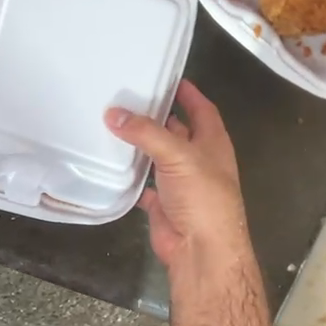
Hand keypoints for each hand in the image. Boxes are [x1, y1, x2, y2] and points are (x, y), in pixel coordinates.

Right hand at [106, 81, 253, 274]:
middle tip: (129, 100)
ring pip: (158, 158)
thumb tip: (113, 113)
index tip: (167, 77)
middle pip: (177, 131)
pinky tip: (113, 167)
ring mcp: (180, 183)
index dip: (188, 93)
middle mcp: (198, 160)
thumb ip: (146, 134)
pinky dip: (131, 178)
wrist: (200, 248)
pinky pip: (144, 186)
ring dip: (141, 146)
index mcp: (212, 143)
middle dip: (158, 117)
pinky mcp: (163, 204)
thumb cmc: (202, 197)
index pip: (202, 109)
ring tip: (114, 127)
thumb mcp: (178, 156)